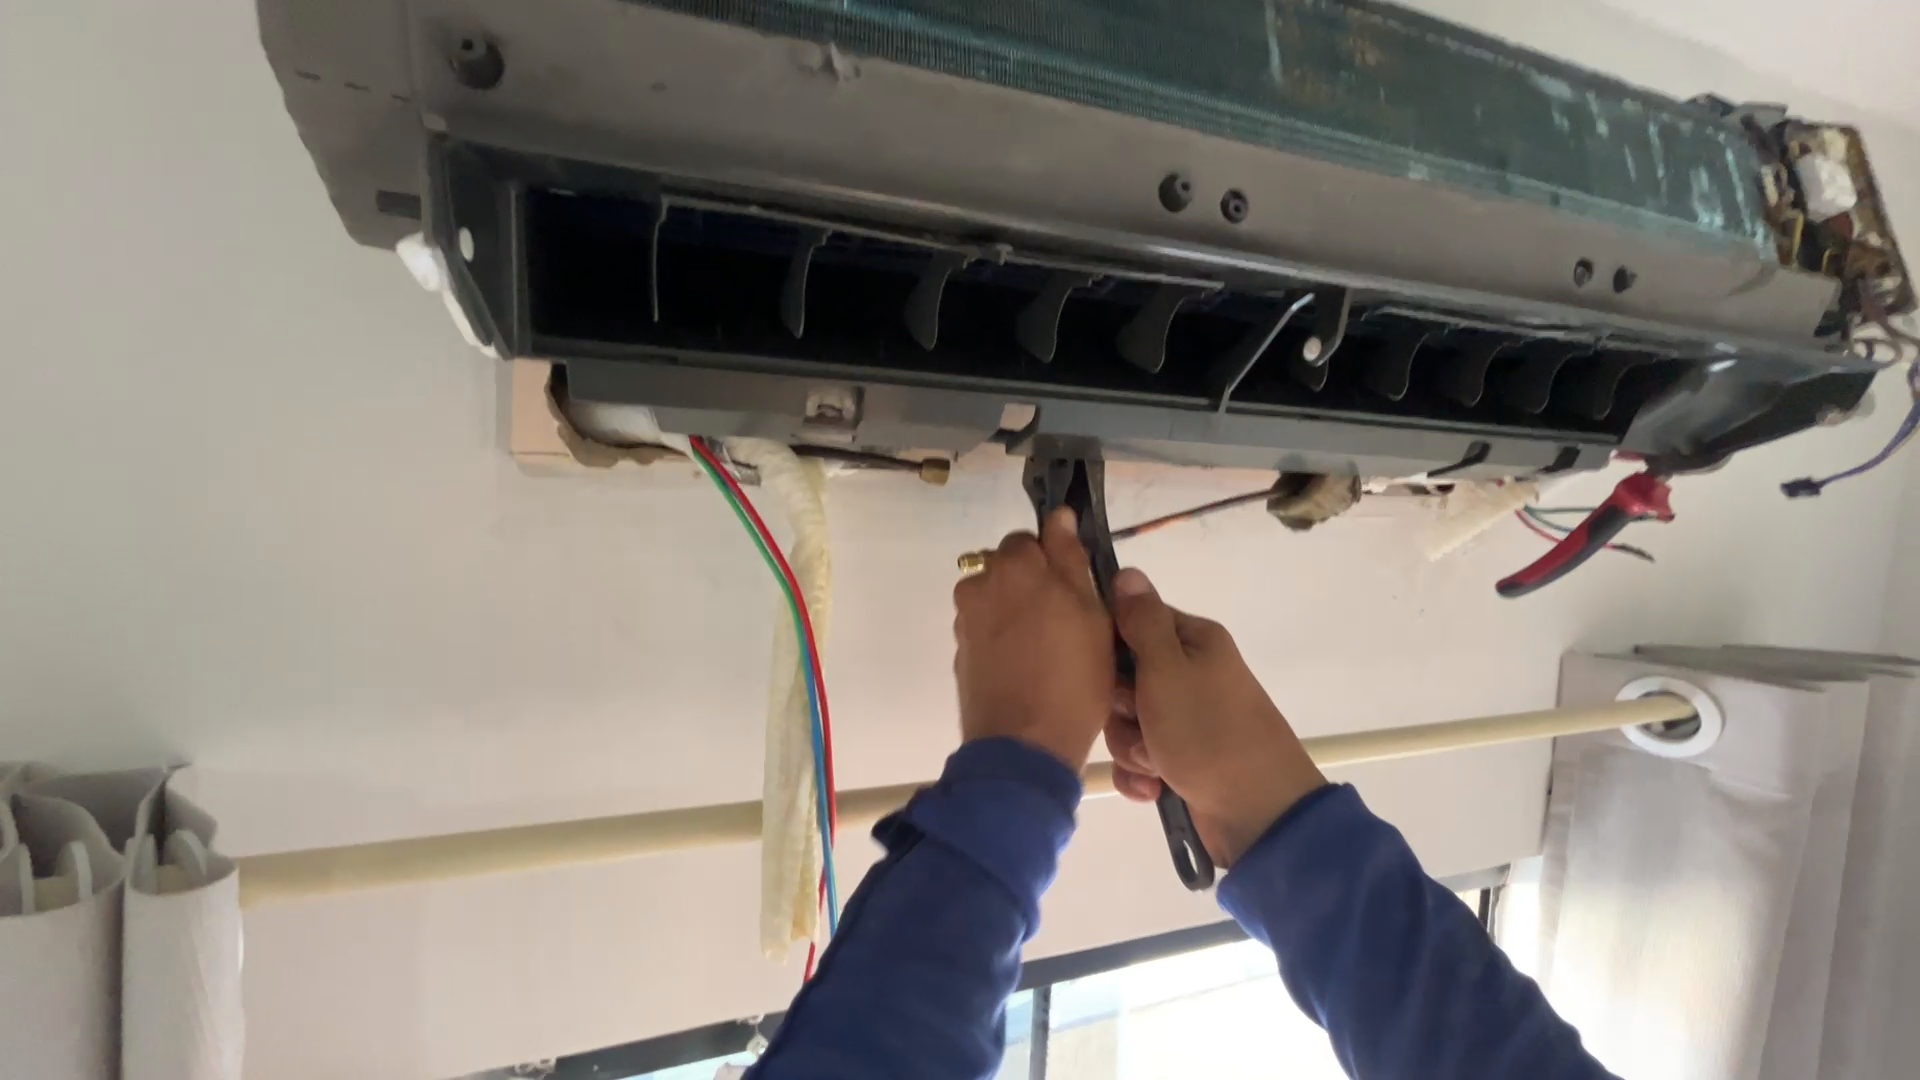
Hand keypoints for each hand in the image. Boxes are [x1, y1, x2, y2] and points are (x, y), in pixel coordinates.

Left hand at [952, 508, 1114, 771]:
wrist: (1022, 746)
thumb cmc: (1073, 678)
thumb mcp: (1091, 613)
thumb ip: (1070, 559)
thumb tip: (1059, 516)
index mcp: (1013, 566)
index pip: (1033, 539)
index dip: (1056, 560)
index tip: (1075, 589)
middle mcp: (979, 583)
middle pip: (1010, 567)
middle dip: (1034, 583)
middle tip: (1068, 622)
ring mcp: (966, 619)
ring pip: (998, 598)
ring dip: (1018, 610)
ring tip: (1047, 649)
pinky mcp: (961, 650)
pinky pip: (987, 628)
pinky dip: (1004, 636)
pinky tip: (1026, 666)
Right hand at [1103, 569, 1325, 865]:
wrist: (1257, 815)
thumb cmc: (1208, 732)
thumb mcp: (1167, 669)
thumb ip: (1143, 621)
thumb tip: (1128, 571)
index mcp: (1193, 642)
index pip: (1133, 623)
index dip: (1111, 648)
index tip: (1110, 672)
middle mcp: (1191, 675)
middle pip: (1124, 677)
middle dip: (1120, 707)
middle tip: (1137, 718)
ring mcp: (1187, 720)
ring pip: (1127, 721)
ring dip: (1132, 745)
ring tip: (1156, 762)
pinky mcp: (1182, 759)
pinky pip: (1140, 757)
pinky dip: (1142, 773)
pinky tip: (1155, 787)